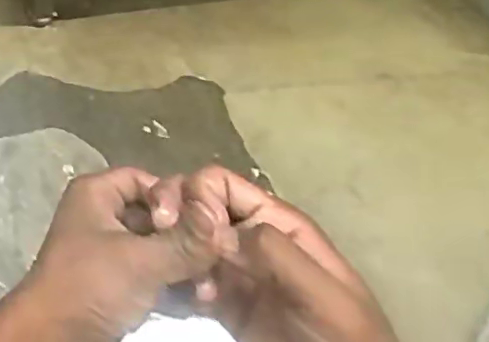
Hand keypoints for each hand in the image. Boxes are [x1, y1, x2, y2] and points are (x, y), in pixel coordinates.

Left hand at [0, 167, 227, 341]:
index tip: (203, 222)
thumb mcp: (140, 261)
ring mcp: (107, 251)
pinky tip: (198, 300)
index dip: (173, 197)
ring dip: (182, 265)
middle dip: (184, 237)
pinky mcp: (114, 284)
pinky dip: (172, 286)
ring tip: (209, 286)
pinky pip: (150, 275)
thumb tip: (219, 222)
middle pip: (152, 215)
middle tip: (215, 258)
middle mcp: (100, 216)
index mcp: (96, 194)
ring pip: (154, 248)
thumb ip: (182, 242)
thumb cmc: (91, 283)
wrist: (54, 337)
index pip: (142, 180)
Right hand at [157, 166, 395, 341]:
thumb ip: (274, 252)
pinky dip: (174, 279)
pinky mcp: (224, 306)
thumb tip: (214, 225)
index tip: (185, 224)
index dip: (197, 194)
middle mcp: (249, 237)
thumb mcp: (326, 298)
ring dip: (173, 250)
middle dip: (174, 214)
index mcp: (275, 222)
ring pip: (187, 239)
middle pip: (197, 204)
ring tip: (175, 279)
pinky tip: (175, 296)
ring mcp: (235, 272)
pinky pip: (188, 277)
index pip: (220, 182)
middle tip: (162, 241)